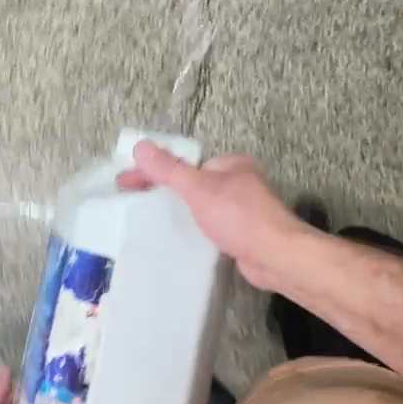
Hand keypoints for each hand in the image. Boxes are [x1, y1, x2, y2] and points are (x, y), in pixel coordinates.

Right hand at [118, 143, 311, 289]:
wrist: (277, 257)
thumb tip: (141, 146)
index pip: (185, 163)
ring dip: (179, 212)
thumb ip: (171, 170)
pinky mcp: (242, 233)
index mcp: (231, 164)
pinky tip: (180, 240)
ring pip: (201, 206)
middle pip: (192, 183)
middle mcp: (239, 182)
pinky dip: (194, 229)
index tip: (125, 183)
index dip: (153, 170)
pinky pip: (210, 226)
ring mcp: (242, 209)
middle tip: (132, 202)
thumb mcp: (200, 189)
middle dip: (164, 190)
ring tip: (149, 223)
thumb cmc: (240, 217)